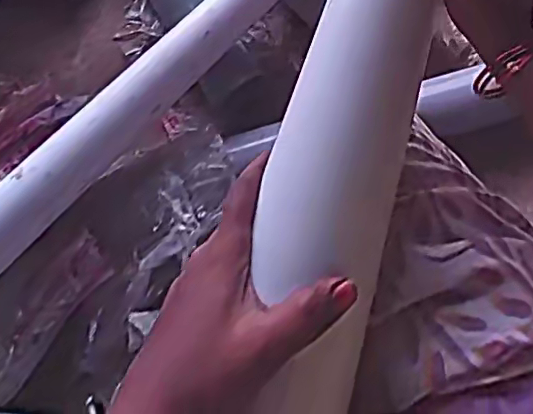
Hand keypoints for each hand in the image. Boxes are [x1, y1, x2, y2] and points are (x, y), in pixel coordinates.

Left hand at [113, 155, 355, 412]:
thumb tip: (342, 287)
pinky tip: (262, 304)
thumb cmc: (191, 384)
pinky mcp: (192, 312)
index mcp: (220, 255)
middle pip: (243, 218)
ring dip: (261, 244)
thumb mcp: (261, 347)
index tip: (282, 150)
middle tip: (302, 206)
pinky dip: (248, 274)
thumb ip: (305, 314)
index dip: (263, 166)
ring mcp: (195, 287)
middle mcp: (204, 263)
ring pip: (234, 249)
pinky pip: (225, 276)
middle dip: (273, 209)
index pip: (242, 191)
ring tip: (290, 257)